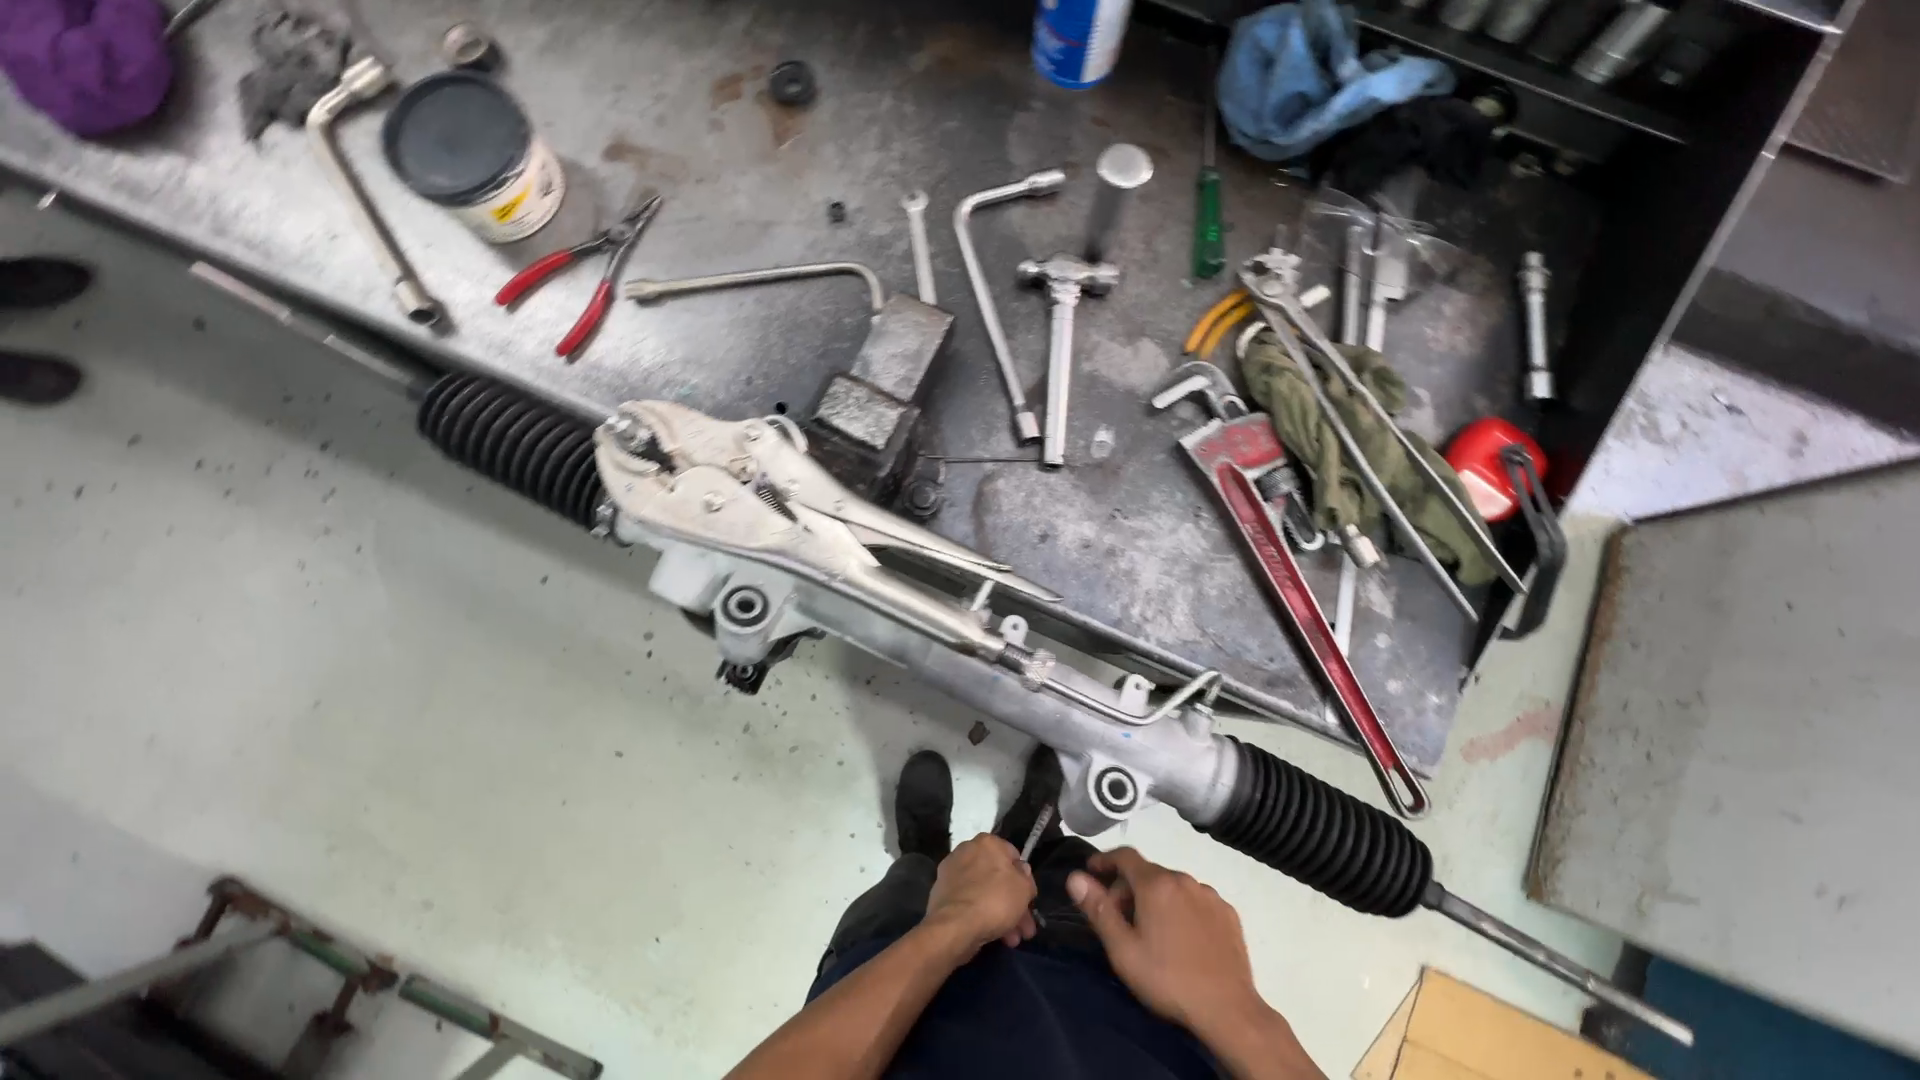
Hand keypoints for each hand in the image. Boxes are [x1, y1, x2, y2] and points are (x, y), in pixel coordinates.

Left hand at [924, 834, 1037, 956]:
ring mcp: (952, 874)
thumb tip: (1020, 871)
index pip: (1013, 857)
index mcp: (987, 842)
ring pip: (984, 893)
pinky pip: (969, 903)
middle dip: (1014, 905)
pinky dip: (982, 916)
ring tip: (1012, 941)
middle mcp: (967, 852)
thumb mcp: (1024, 889)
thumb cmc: (994, 900)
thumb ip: (1026, 878)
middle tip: (1024, 928)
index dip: (1024, 880)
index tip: (1029, 900)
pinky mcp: (942, 894)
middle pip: (998, 879)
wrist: (954, 926)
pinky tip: (993, 936)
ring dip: (1002, 915)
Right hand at [1068, 848, 1273, 1037]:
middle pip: (1148, 873)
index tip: (1091, 871)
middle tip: (1118, 919)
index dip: (1104, 860)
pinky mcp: (1228, 914)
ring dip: (1156, 899)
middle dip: (1128, 888)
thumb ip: (1098, 909)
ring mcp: (1210, 896)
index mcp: (1156, 884)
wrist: (1227, 1010)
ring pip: (1173, 887)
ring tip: (1150, 932)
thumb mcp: (1123, 949)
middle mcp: (1185, 880)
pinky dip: (1181, 909)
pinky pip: (1196, 901)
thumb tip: (1075, 877)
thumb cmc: (1168, 979)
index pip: (1125, 856)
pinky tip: (1181, 939)